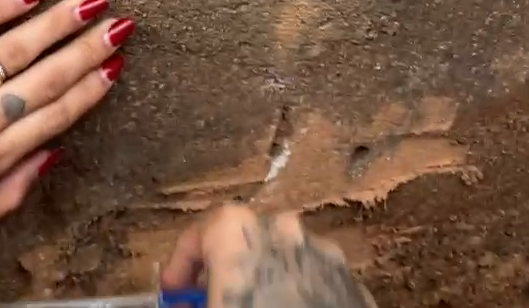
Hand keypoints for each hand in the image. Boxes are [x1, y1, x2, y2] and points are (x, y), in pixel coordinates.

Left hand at [0, 0, 132, 237]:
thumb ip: (6, 194)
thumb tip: (51, 157)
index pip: (53, 116)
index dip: (89, 89)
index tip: (114, 65)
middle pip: (45, 77)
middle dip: (87, 48)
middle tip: (120, 23)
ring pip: (15, 48)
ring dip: (58, 23)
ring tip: (89, 2)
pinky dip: (2, 6)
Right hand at [161, 206, 377, 307]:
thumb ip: (189, 307)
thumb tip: (184, 306)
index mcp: (237, 232)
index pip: (196, 237)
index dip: (179, 269)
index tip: (173, 297)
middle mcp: (280, 229)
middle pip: (240, 245)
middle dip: (221, 278)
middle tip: (210, 306)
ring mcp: (324, 256)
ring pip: (279, 262)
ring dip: (260, 287)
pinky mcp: (355, 288)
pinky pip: (313, 285)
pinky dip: (296, 301)